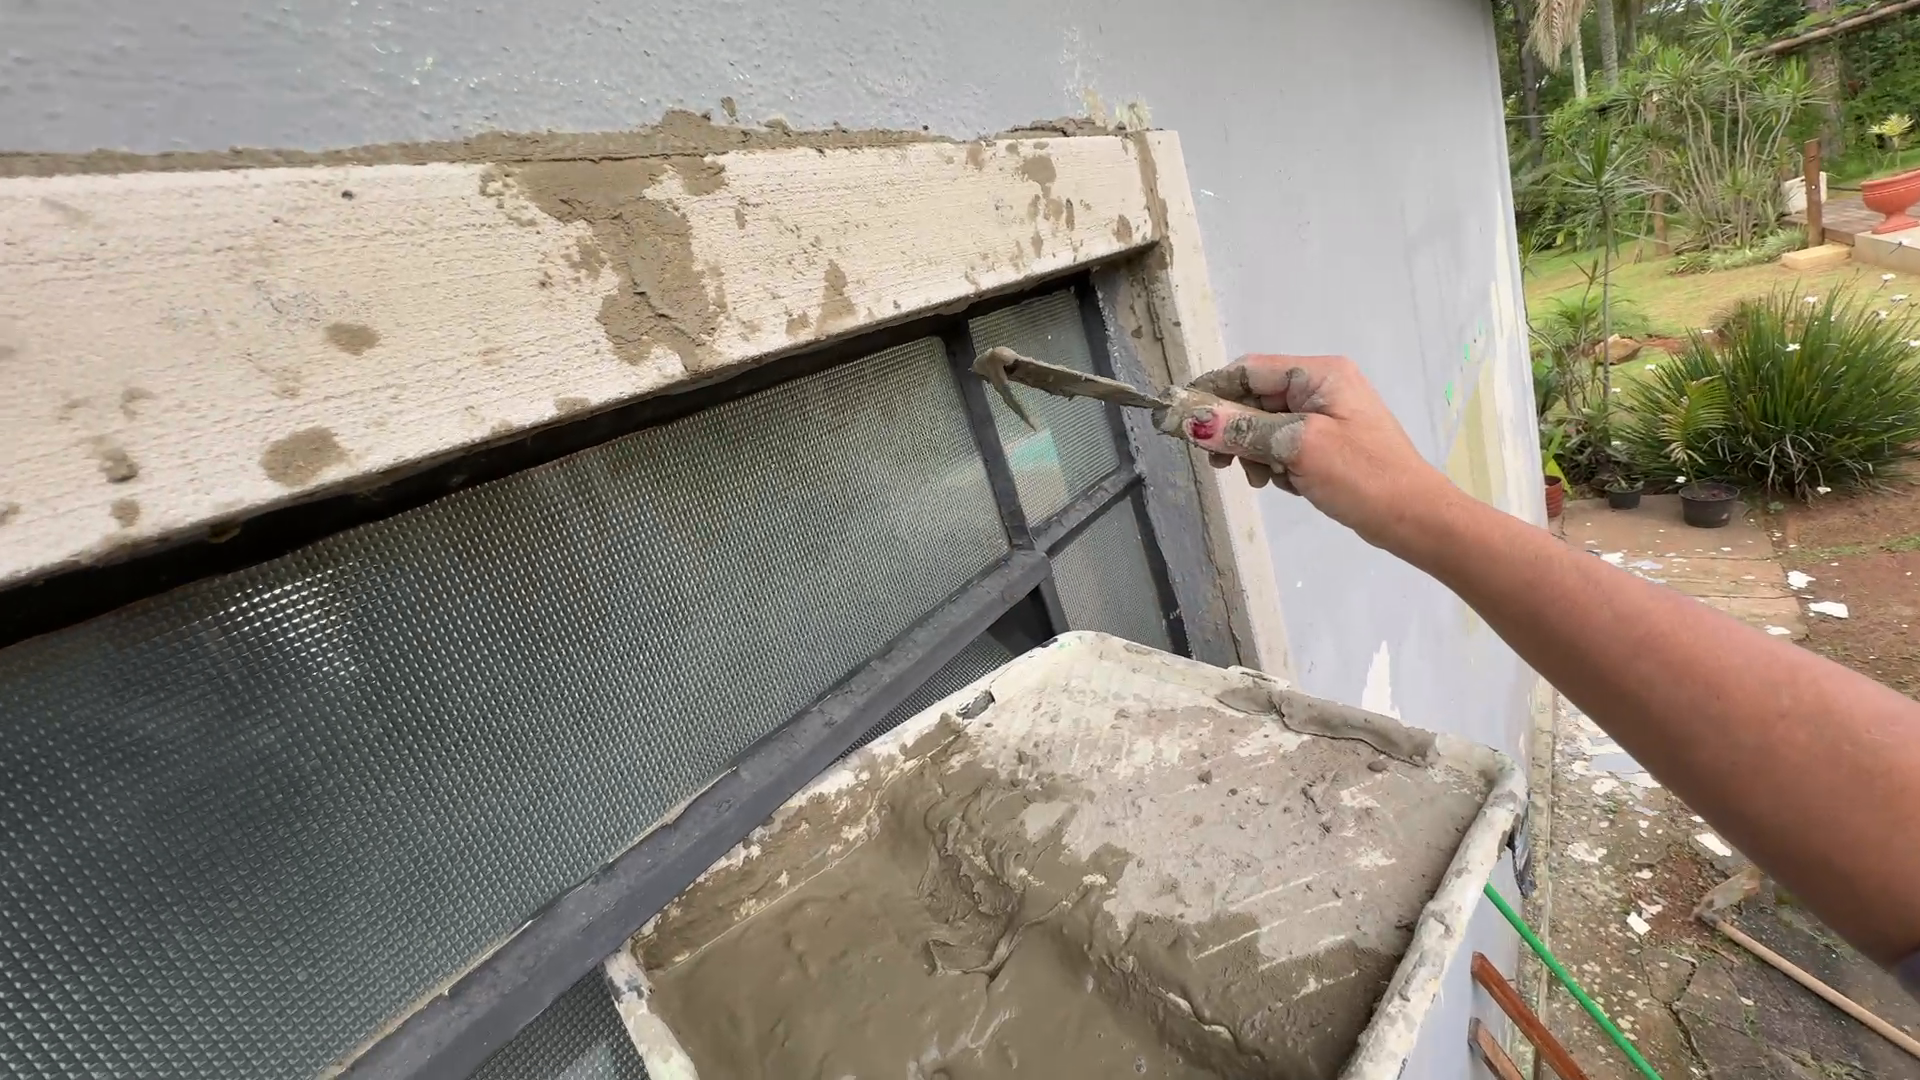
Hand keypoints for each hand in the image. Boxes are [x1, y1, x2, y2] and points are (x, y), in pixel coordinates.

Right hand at [1164, 354, 1456, 551]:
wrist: (1414, 519)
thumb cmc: (1361, 476)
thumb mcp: (1294, 448)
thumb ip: (1240, 429)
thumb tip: (1187, 418)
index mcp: (1319, 374)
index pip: (1247, 371)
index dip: (1210, 393)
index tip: (1180, 422)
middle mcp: (1319, 386)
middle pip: (1251, 398)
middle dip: (1232, 430)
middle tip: (1220, 462)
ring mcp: (1322, 415)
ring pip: (1261, 424)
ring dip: (1251, 451)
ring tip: (1263, 478)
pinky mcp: (1323, 441)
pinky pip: (1278, 443)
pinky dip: (1270, 461)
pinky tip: (1280, 482)